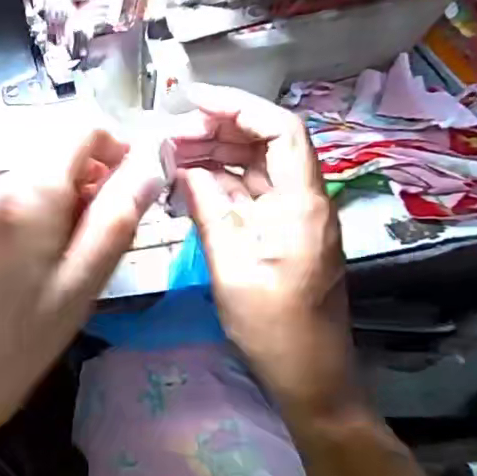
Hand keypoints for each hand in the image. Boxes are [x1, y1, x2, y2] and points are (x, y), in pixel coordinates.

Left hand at [0, 127, 162, 475]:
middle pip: (56, 158)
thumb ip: (116, 220)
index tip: (134, 195)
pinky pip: (6, 207)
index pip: (82, 129)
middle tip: (102, 250)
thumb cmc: (10, 350)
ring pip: (32, 185)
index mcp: (26, 191)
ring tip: (68, 272)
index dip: (118, 150)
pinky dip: (32, 224)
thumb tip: (151, 163)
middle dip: (91, 188)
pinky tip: (31, 275)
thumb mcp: (77, 289)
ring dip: (62, 210)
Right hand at [170, 85, 356, 412]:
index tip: (193, 101)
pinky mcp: (280, 233)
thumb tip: (183, 167)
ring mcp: (293, 217)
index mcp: (302, 204)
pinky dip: (218, 183)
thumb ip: (209, 211)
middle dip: (217, 130)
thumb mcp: (231, 268)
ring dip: (215, 155)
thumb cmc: (273, 327)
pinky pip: (249, 194)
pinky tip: (186, 183)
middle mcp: (303, 201)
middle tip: (168, 136)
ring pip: (254, 167)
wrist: (308, 374)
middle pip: (265, 143)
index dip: (238, 106)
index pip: (280, 130)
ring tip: (170, 155)